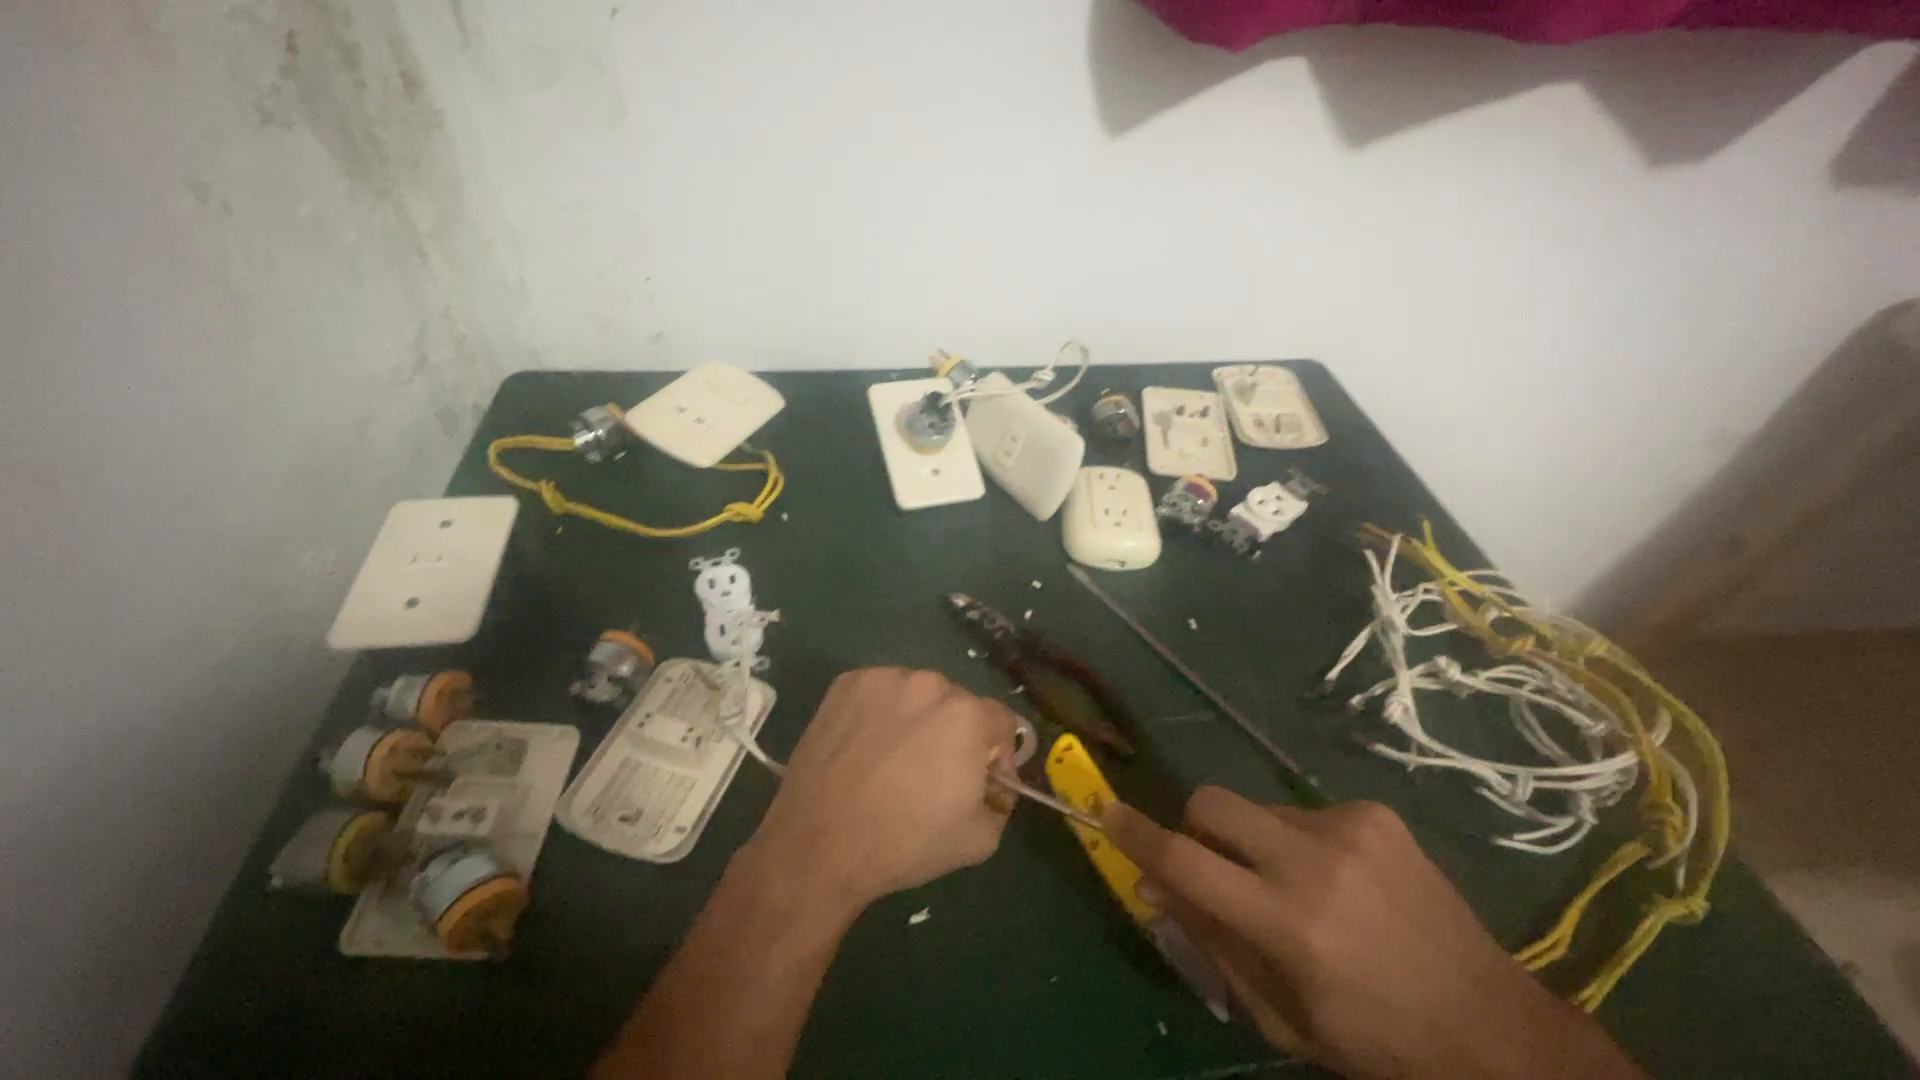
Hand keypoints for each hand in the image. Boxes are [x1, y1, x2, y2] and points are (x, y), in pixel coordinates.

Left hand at [743, 667, 1018, 915]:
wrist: (819, 845)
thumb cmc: (904, 844)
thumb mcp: (979, 839)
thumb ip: (1002, 801)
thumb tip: (995, 783)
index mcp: (967, 716)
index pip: (1002, 721)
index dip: (997, 754)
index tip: (980, 780)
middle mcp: (928, 684)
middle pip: (958, 704)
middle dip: (955, 734)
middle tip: (932, 773)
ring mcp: (882, 680)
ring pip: (916, 694)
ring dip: (916, 718)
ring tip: (892, 760)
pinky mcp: (845, 685)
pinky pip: (879, 693)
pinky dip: (879, 713)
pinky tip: (864, 748)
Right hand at [1104, 788, 1646, 1079]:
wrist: (1489, 1025)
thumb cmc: (1372, 1041)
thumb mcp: (1278, 1015)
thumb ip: (1212, 943)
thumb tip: (1155, 888)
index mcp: (1288, 923)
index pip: (1185, 862)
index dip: (1136, 836)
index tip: (1104, 812)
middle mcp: (1313, 861)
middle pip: (1211, 803)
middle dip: (1192, 826)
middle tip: (1210, 865)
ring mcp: (1349, 828)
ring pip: (1256, 806)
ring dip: (1251, 840)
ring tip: (1292, 887)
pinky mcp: (1376, 814)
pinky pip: (1301, 812)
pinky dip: (1297, 842)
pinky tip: (1338, 883)